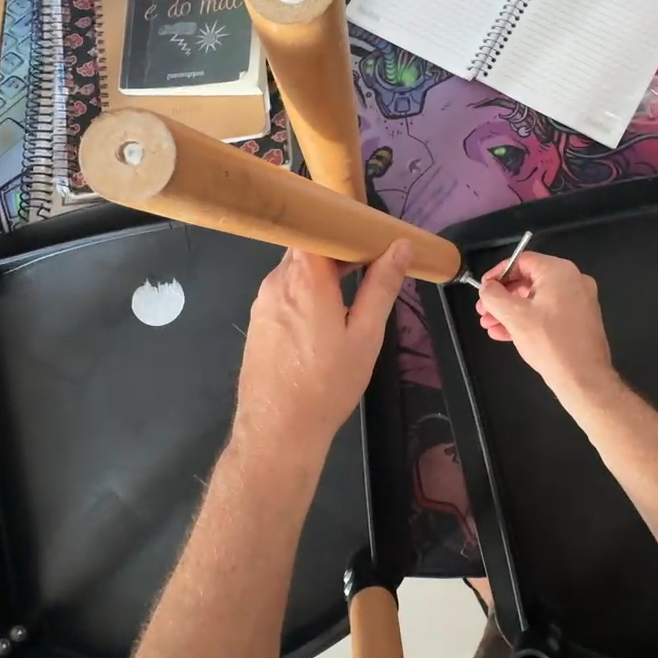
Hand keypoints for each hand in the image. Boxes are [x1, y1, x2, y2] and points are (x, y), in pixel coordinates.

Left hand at [233, 240, 411, 447]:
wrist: (277, 432)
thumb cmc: (327, 384)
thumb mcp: (366, 334)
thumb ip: (382, 286)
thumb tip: (399, 246)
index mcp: (305, 277)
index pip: (318, 224)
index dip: (344, 224)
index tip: (370, 235)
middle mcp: (276, 281)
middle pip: (307, 245)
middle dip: (338, 250)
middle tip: (371, 265)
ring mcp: (262, 301)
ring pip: (295, 269)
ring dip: (323, 272)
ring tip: (352, 294)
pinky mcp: (258, 320)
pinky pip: (284, 290)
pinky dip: (306, 292)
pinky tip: (325, 318)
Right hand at [475, 252, 614, 397]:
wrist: (584, 379)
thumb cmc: (549, 342)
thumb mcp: (514, 316)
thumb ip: (494, 296)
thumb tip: (487, 288)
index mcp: (559, 271)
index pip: (522, 261)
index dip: (498, 274)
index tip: (483, 288)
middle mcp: (573, 280)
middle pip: (528, 281)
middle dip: (502, 298)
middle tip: (483, 312)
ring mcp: (578, 301)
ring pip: (536, 299)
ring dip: (510, 311)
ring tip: (490, 326)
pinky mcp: (579, 320)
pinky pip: (548, 312)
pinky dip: (527, 320)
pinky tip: (506, 334)